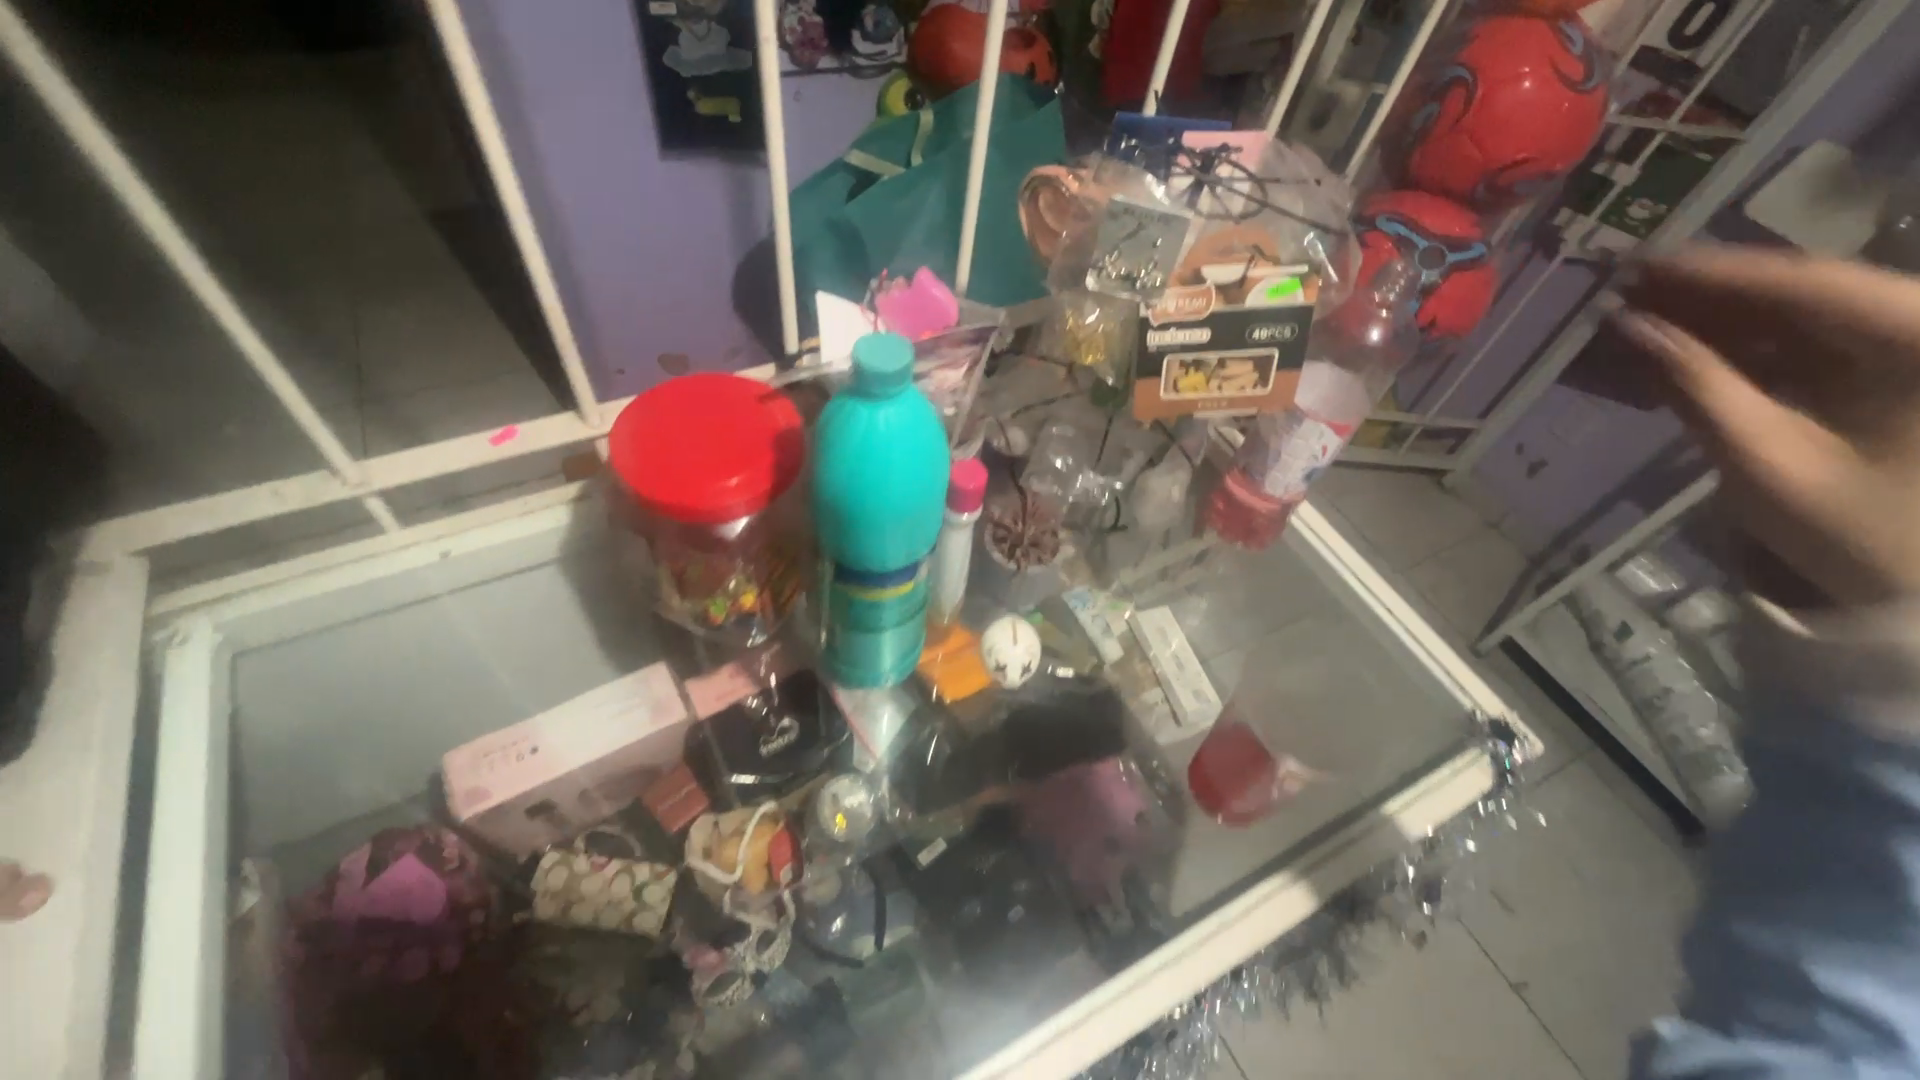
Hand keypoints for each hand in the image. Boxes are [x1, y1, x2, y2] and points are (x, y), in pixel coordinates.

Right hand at [1609, 246, 1919, 607]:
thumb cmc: (1859, 533)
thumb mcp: (1765, 461)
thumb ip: (1695, 386)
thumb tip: (1626, 327)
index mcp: (1915, 339)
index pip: (1804, 285)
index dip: (1713, 272)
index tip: (1635, 264)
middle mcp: (1913, 332)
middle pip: (1798, 296)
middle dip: (1703, 295)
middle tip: (1621, 289)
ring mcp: (1899, 358)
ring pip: (1793, 322)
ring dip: (1709, 325)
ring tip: (1632, 322)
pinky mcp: (1879, 384)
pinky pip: (1799, 354)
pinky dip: (1733, 356)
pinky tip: (1672, 358)